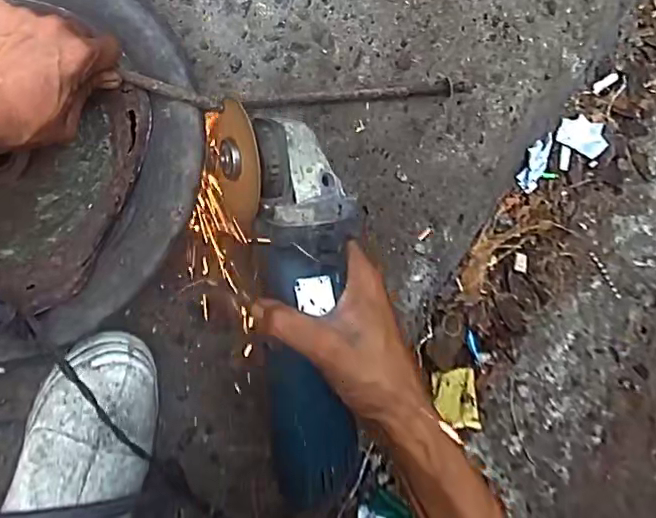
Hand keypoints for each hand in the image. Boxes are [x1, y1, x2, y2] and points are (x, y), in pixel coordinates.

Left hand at [0, 0, 121, 154]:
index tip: (89, 71)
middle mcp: (56, 26)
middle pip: (73, 33)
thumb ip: (86, 96)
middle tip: (44, 74)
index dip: (100, 62)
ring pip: (40, 24)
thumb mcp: (61, 124)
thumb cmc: (9, 123)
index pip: (108, 47)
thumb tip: (100, 80)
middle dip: (64, 51)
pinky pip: (11, 17)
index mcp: (78, 53)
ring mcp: (24, 14)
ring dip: (34, 39)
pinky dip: (7, 31)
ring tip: (12, 65)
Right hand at [250, 242, 431, 433]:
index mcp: (364, 279)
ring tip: (276, 297)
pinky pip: (326, 314)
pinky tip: (293, 327)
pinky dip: (309, 316)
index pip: (335, 239)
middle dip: (298, 269)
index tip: (283, 237)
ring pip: (325, 291)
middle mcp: (365, 291)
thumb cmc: (379, 377)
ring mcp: (361, 313)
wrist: (399, 419)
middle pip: (325, 266)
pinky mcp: (356, 335)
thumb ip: (287, 324)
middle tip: (272, 272)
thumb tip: (256, 309)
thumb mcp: (324, 345)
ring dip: (302, 295)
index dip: (309, 235)